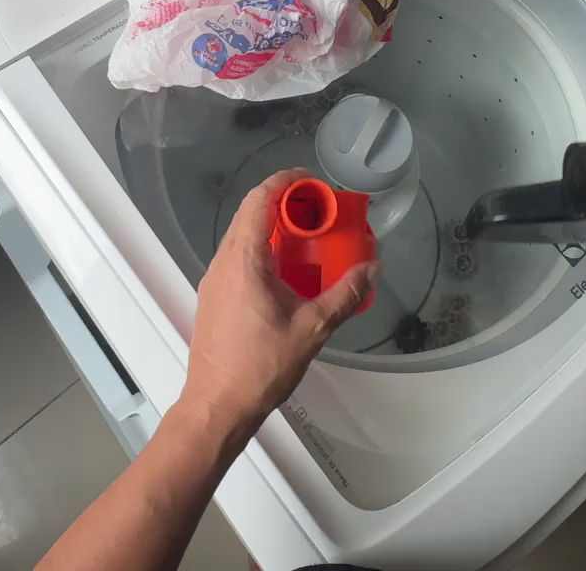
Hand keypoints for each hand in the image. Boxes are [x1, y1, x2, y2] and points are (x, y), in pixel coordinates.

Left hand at [181, 168, 376, 428]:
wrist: (216, 406)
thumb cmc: (261, 365)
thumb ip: (343, 295)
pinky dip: (262, 247)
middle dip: (282, 201)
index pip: (258, 200)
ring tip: (306, 234)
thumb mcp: (312, 329)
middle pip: (249, 212)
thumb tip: (371, 269)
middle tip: (316, 206)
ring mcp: (215, 278)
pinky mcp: (214, 294)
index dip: (284, 181)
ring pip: (242, 234)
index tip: (310, 179)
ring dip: (272, 225)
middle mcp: (224, 261)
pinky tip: (286, 268)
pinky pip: (238, 255)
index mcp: (244, 259)